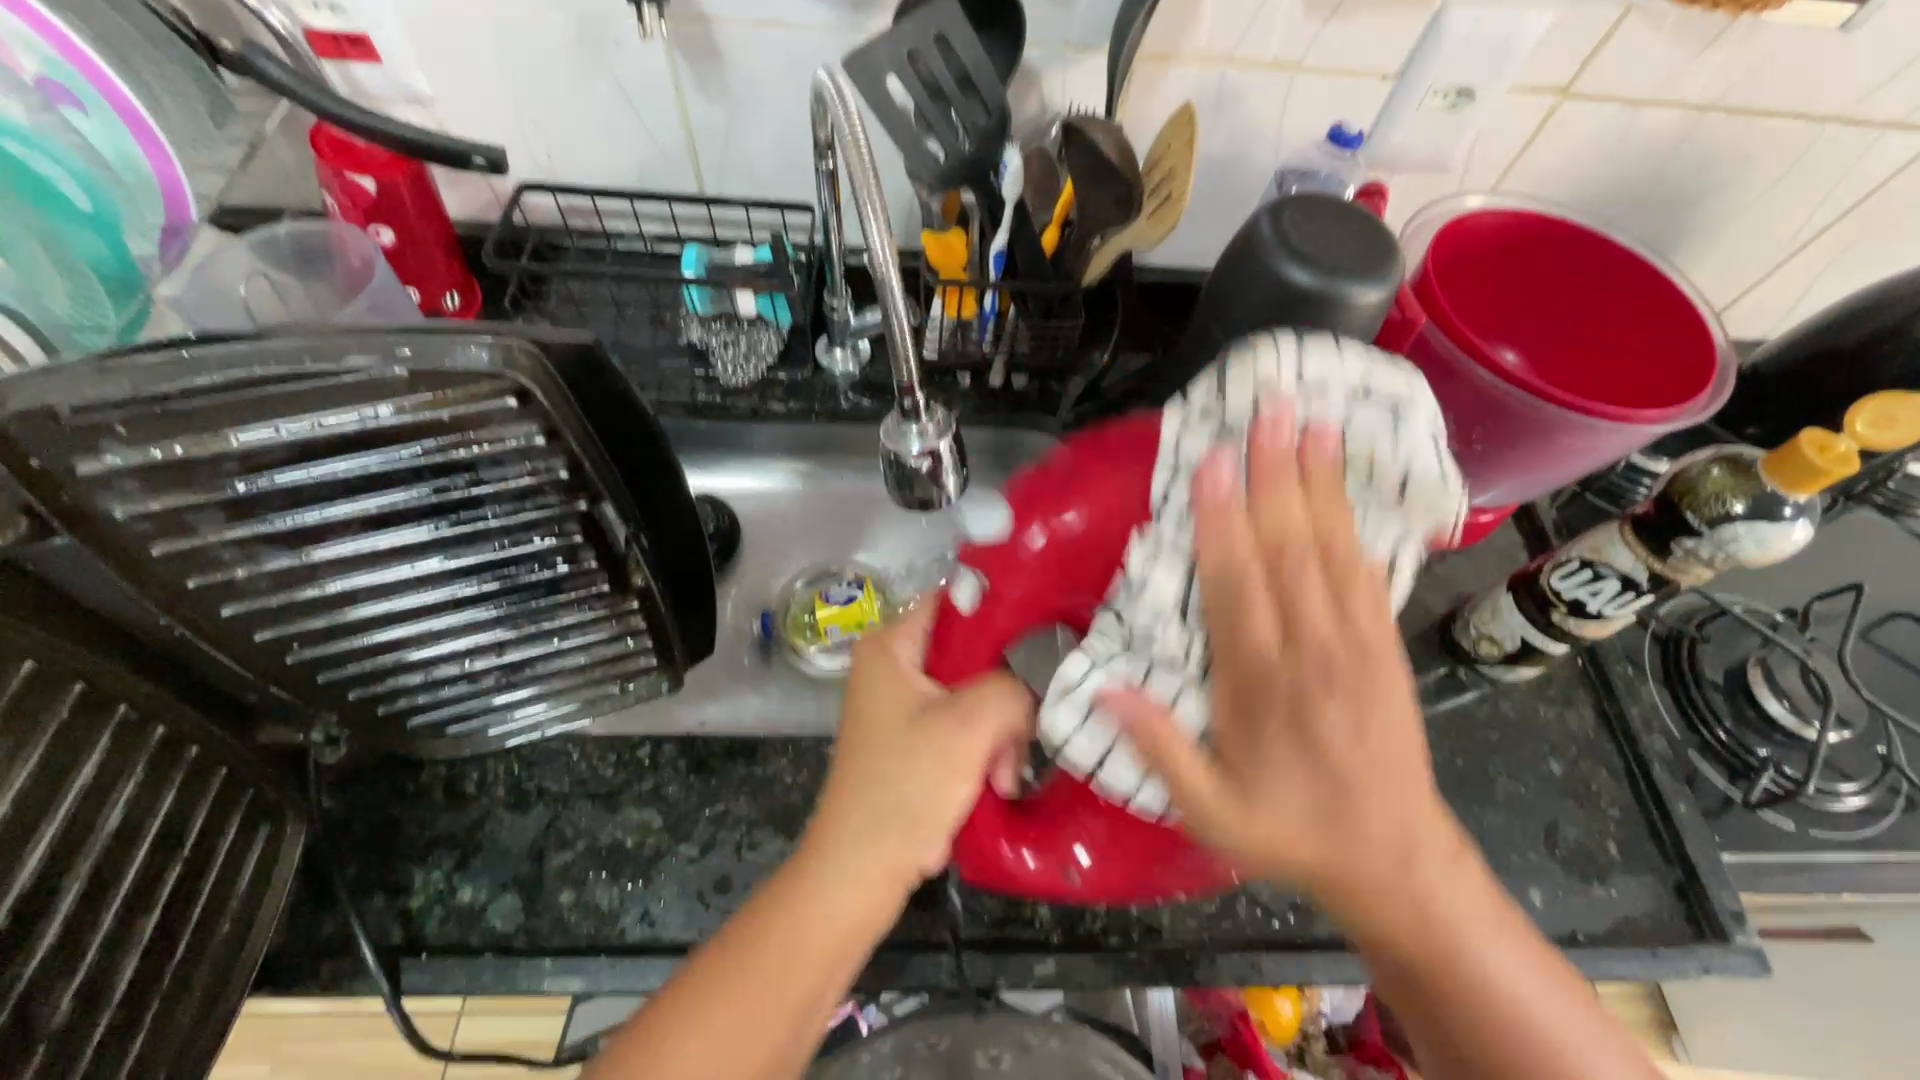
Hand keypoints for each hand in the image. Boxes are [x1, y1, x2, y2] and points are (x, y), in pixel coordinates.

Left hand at [803, 604, 1035, 896]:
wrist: (863, 869)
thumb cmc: (907, 785)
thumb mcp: (970, 724)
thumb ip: (1014, 686)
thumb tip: (1035, 684)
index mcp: (891, 646)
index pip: (957, 601)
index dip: (1003, 610)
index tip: (1048, 630)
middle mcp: (894, 668)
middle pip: (973, 655)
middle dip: (1005, 697)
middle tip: (1021, 731)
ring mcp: (905, 708)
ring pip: (977, 697)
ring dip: (1000, 735)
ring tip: (1003, 775)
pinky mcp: (916, 743)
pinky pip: (967, 729)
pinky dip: (985, 754)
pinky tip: (995, 785)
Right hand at [1098, 403, 1465, 911]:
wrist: (1393, 857)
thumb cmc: (1289, 831)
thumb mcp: (1209, 813)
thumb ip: (1161, 750)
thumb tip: (1104, 690)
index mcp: (1259, 685)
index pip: (1235, 587)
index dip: (1222, 522)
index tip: (1213, 462)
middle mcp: (1310, 650)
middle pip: (1287, 550)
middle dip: (1275, 475)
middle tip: (1269, 409)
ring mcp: (1355, 642)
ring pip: (1330, 550)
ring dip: (1317, 483)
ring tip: (1311, 423)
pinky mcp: (1384, 644)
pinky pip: (1364, 572)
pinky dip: (1352, 522)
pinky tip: (1342, 484)